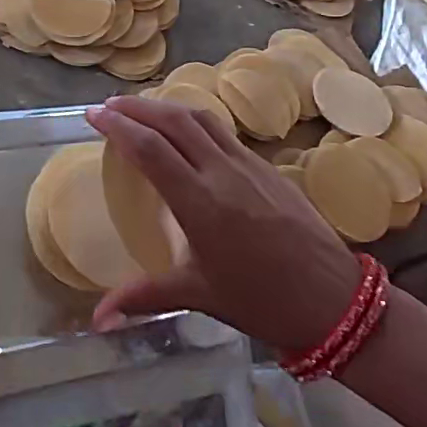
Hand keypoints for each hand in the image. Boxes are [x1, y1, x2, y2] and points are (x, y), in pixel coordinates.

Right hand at [85, 96, 362, 351]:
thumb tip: (97, 320)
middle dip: (137, 107)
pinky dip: (193, 120)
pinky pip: (222, 130)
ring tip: (140, 109)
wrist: (332, 298)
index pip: (151, 149)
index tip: (93, 116)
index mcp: (200, 203)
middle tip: (107, 107)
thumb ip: (143, 297)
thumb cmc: (261, 301)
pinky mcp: (266, 165)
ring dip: (166, 106)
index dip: (119, 127)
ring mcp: (247, 164)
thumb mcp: (198, 296)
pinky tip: (185, 131)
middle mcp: (222, 173)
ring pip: (201, 117)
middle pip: (173, 121)